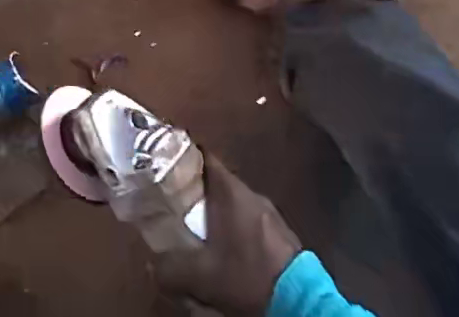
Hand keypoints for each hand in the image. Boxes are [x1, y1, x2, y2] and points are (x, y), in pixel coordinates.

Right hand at [154, 158, 301, 316]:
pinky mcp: (287, 238)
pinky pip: (253, 224)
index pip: (202, 156)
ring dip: (218, 215)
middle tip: (175, 204)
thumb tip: (153, 267)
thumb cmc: (248, 277)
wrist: (305, 309)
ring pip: (235, 205)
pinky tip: (231, 253)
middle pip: (216, 182)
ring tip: (202, 232)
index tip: (162, 164)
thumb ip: (170, 267)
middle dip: (196, 191)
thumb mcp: (201, 276)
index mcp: (231, 191)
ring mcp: (273, 216)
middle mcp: (252, 195)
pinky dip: (238, 232)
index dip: (180, 156)